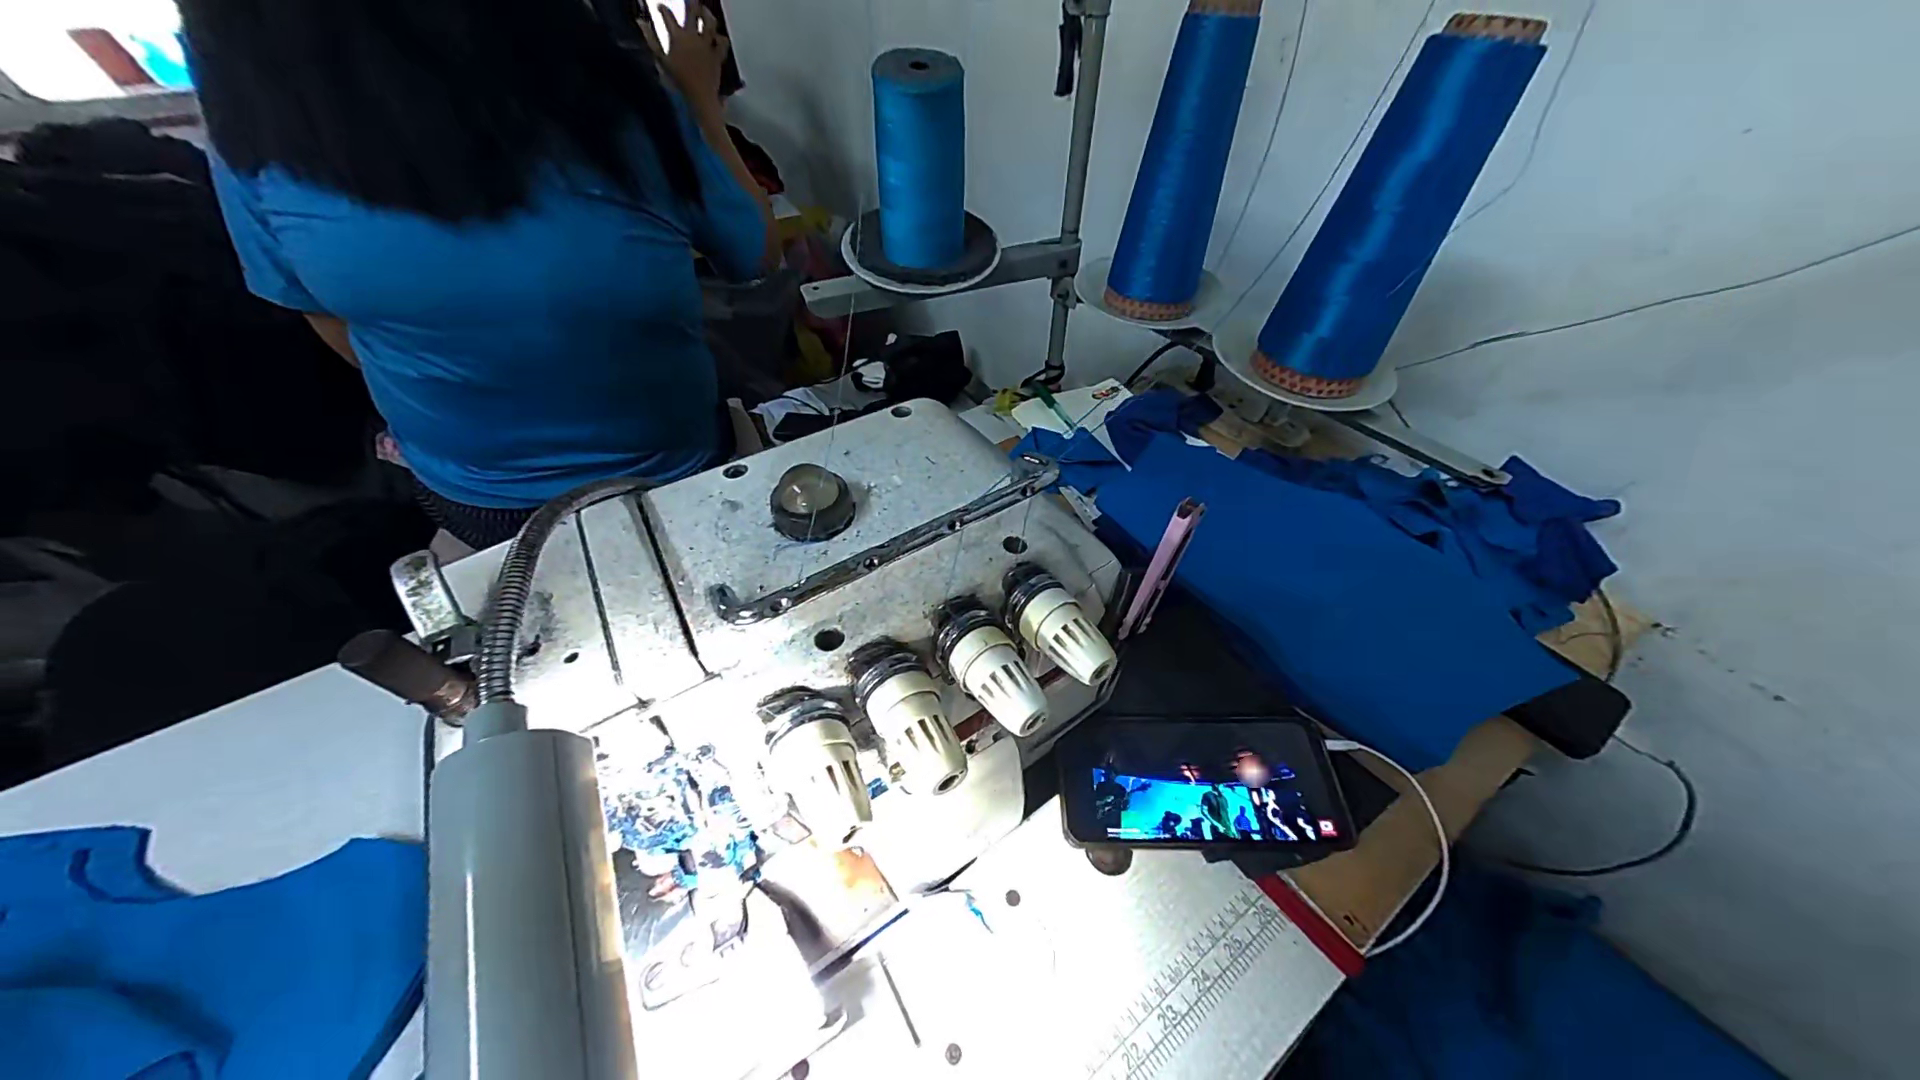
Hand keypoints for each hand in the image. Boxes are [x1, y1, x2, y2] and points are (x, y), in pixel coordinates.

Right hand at [639, 2, 729, 105]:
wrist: (700, 96)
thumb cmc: (679, 81)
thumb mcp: (661, 61)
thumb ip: (651, 40)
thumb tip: (640, 22)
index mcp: (677, 36)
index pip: (668, 15)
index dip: (663, 9)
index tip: (661, 7)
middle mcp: (693, 36)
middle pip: (692, 12)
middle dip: (691, 2)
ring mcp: (707, 45)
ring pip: (709, 23)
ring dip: (707, 14)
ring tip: (705, 11)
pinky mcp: (717, 55)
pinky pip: (722, 43)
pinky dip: (721, 38)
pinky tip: (718, 36)